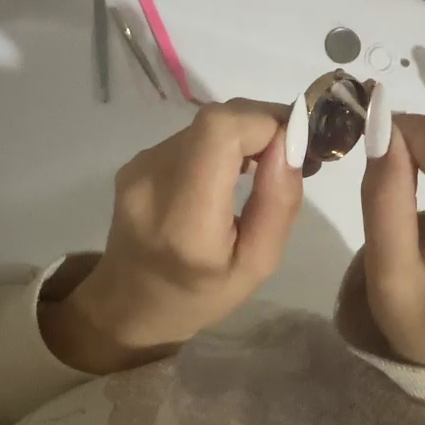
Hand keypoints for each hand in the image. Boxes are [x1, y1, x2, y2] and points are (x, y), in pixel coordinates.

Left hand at [41, 100, 301, 374]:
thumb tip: (290, 145)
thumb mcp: (257, 266)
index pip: (220, 131)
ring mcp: (139, 167)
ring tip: (263, 169)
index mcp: (185, 220)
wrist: (130, 304)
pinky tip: (230, 175)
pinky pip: (190, 137)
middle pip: (215, 120)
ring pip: (204, 125)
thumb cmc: (200, 297)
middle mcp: (153, 182)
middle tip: (289, 156)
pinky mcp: (137, 162)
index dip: (264, 124)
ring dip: (242, 135)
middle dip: (262, 125)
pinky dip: (220, 145)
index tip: (294, 148)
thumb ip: (277, 205)